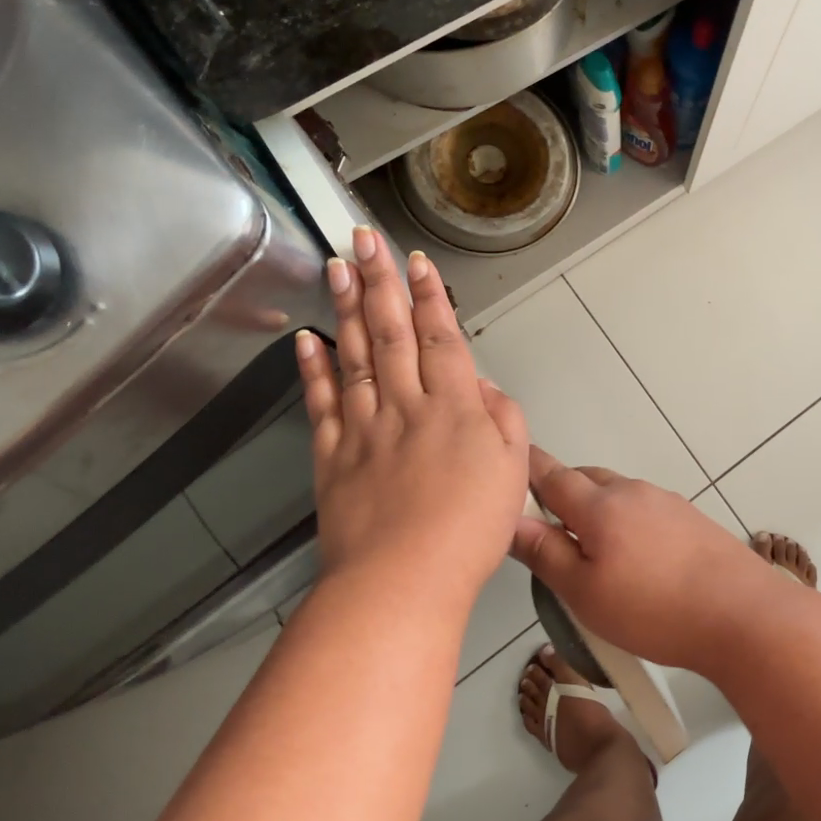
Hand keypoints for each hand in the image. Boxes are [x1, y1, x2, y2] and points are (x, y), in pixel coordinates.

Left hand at [296, 226, 528, 601]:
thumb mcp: (513, 473)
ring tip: (335, 267)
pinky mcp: (331, 458)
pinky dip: (312, 369)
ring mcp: (362, 428)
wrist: (401, 583)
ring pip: (354, 355)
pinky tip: (307, 339)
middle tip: (362, 237)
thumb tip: (484, 388)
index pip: (440, 338)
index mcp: (454, 408)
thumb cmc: (469, 531)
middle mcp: (405, 405)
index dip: (428, 297)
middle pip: (390, 331)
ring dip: (345, 308)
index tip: (413, 261)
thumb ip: (505, 422)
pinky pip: (320, 404)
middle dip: (379, 281)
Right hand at [509, 447, 788, 671]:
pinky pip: (647, 512)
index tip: (511, 465)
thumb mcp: (584, 592)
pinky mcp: (693, 521)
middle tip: (548, 529)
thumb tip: (512, 520)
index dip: (529, 469)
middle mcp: (635, 492)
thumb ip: (545, 553)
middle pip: (588, 480)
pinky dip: (629, 524)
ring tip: (592, 554)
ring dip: (599, 511)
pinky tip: (636, 561)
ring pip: (620, 497)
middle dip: (563, 493)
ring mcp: (669, 503)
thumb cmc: (653, 609)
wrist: (742, 614)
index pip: (553, 475)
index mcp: (601, 505)